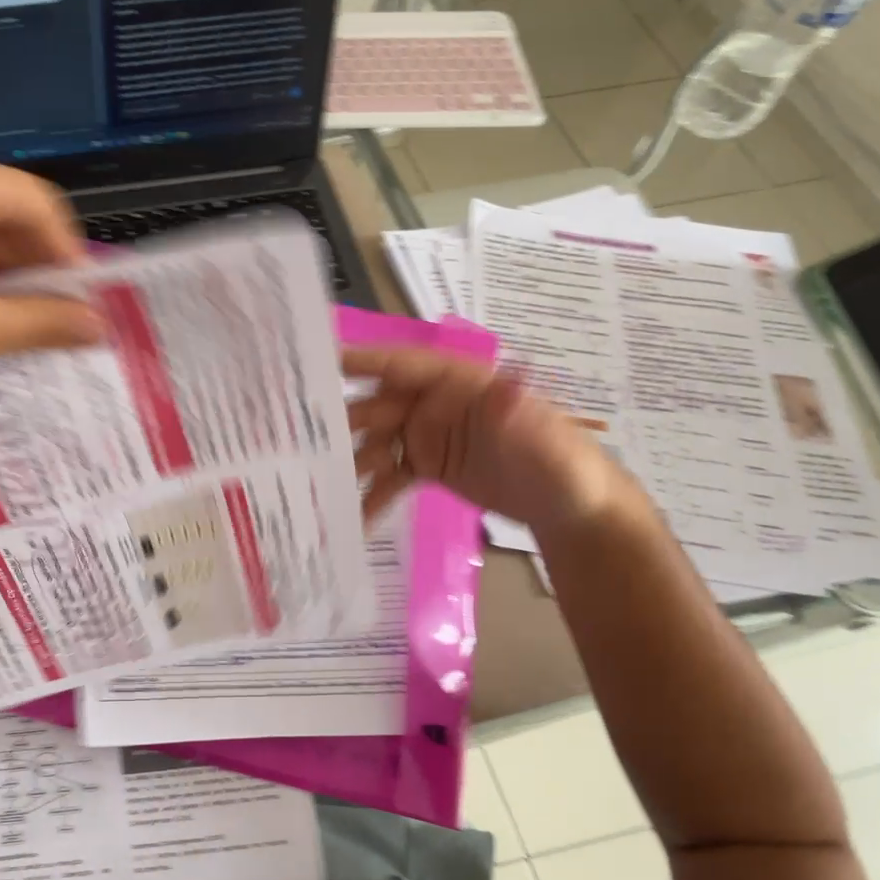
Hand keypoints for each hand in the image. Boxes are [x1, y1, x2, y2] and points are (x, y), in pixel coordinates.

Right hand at [344, 347, 634, 533]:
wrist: (573, 509)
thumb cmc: (567, 468)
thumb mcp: (549, 442)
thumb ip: (524, 417)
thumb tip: (509, 382)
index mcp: (465, 385)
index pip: (408, 365)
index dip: (367, 360)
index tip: (325, 361)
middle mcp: (440, 405)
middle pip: (382, 405)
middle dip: (345, 422)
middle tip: (306, 442)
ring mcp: (431, 436)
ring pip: (378, 442)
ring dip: (351, 463)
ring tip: (323, 487)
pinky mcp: (428, 466)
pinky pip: (389, 475)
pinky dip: (371, 495)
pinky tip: (354, 519)